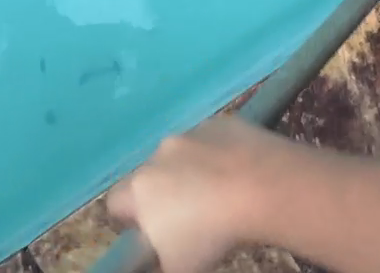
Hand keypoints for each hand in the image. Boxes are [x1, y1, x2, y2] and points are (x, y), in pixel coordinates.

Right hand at [105, 114, 301, 272]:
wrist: (263, 185)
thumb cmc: (212, 233)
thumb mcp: (176, 267)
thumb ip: (156, 263)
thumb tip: (160, 257)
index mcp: (141, 188)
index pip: (116, 202)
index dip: (130, 218)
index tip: (150, 231)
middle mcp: (162, 152)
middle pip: (150, 174)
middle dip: (162, 191)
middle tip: (186, 213)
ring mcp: (194, 131)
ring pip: (182, 153)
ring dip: (190, 168)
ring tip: (217, 190)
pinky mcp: (223, 120)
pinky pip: (211, 139)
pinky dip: (217, 152)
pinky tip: (237, 169)